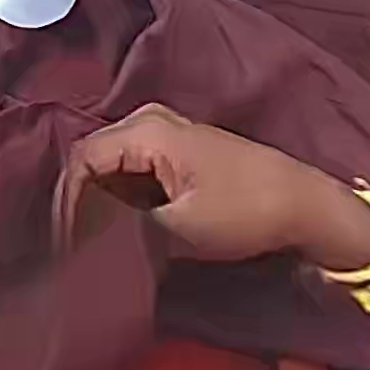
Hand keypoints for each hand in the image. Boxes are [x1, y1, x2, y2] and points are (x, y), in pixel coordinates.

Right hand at [55, 104, 369, 267]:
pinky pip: (128, 168)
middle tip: (72, 245)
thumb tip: (85, 250)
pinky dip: (118, 197)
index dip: (67, 203)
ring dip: (98, 201)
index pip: (82, 160)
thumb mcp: (185, 230)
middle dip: (80, 202)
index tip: (64, 245)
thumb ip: (128, 235)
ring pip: (108, 164)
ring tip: (89, 239)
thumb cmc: (246, 209)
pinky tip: (116, 226)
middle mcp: (145, 120)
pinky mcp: (171, 148)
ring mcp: (159, 130)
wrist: (305, 203)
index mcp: (145, 129)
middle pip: (91, 158)